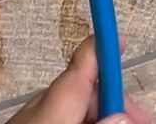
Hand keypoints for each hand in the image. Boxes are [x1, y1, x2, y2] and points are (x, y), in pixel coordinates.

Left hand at [7, 37, 152, 123]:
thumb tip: (123, 116)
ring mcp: (33, 121)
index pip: (81, 65)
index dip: (101, 49)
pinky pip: (59, 122)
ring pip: (72, 111)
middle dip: (115, 106)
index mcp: (54, 104)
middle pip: (84, 93)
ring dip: (99, 120)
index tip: (123, 40)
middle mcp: (41, 109)